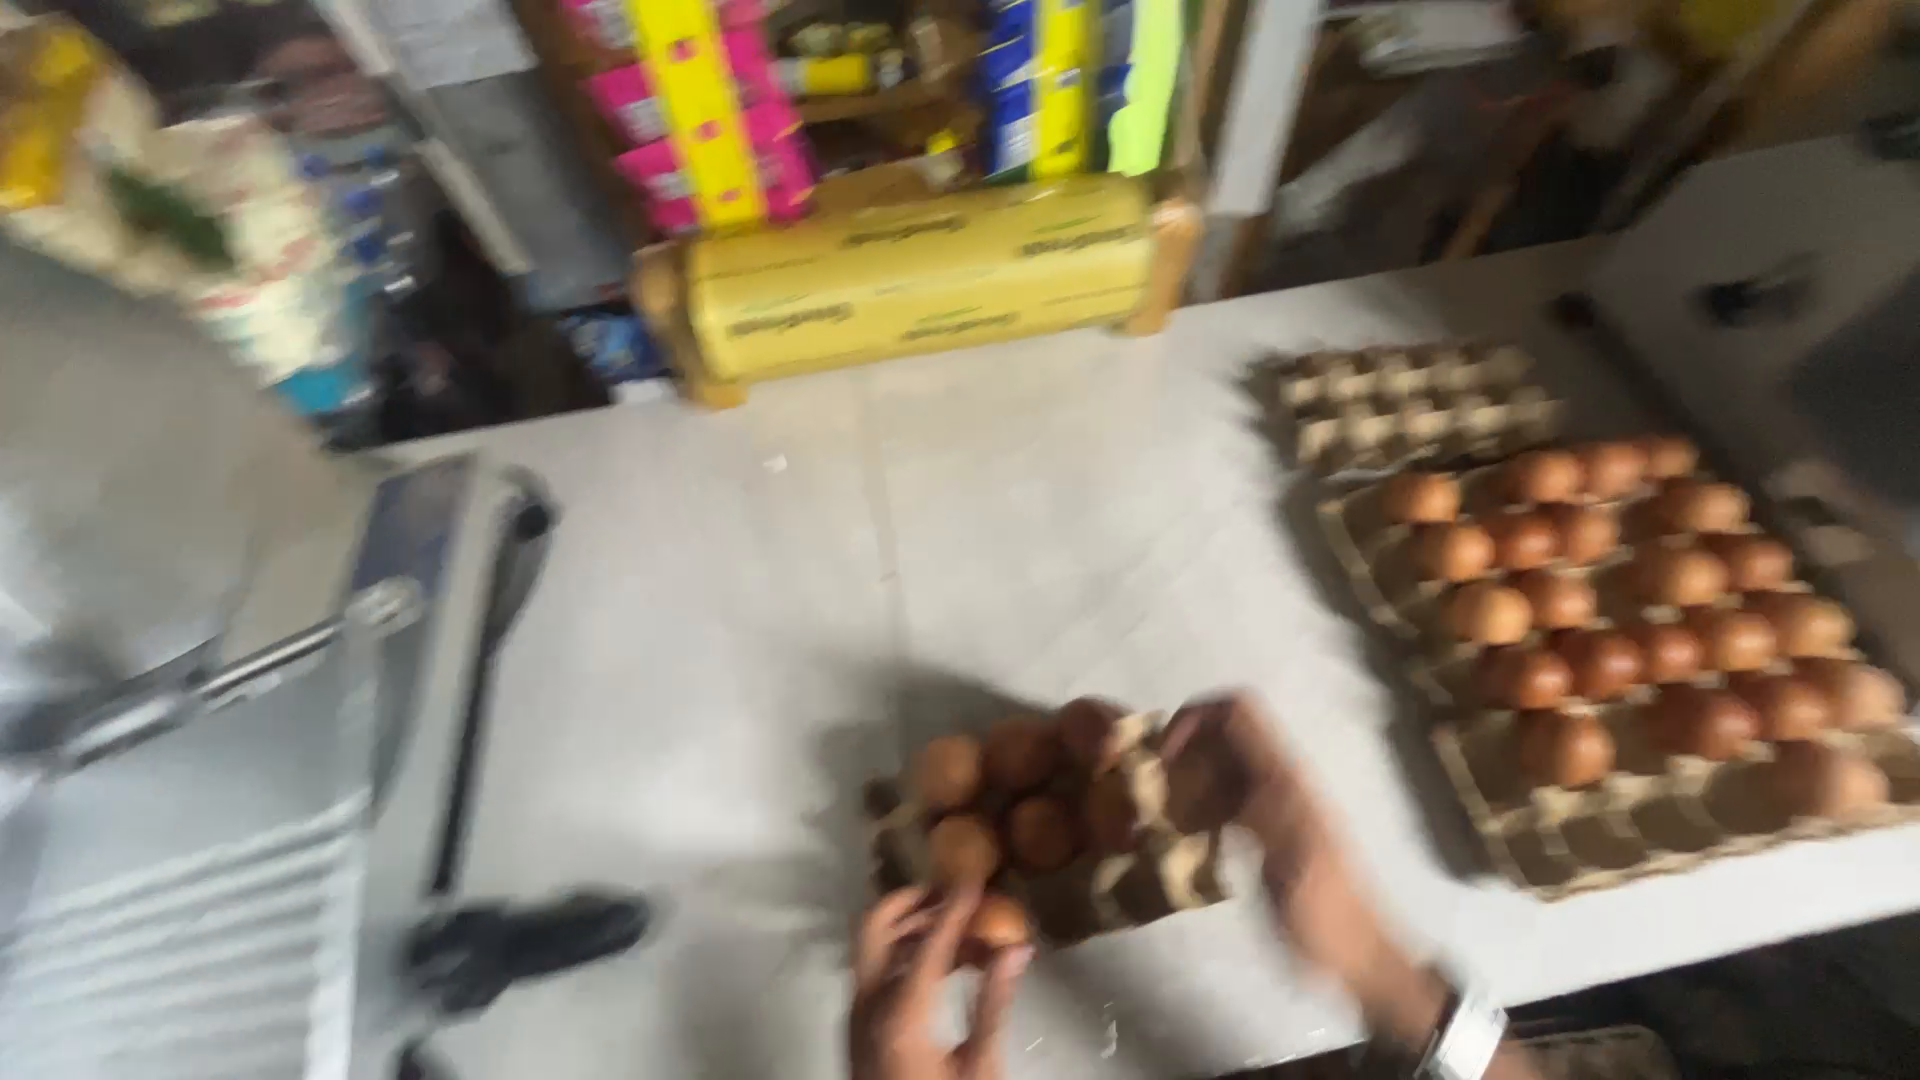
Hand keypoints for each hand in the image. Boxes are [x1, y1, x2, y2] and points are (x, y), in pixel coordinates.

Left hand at [850, 886, 1032, 1079]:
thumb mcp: (980, 1068)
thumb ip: (994, 1002)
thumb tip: (1018, 947)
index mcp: (900, 1014)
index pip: (929, 940)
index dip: (955, 905)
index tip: (975, 877)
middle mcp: (866, 1005)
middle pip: (875, 925)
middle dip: (912, 901)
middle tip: (952, 896)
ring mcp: (854, 1017)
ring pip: (873, 947)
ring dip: (910, 928)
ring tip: (961, 935)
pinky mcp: (855, 1031)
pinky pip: (874, 972)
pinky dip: (902, 954)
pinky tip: (942, 967)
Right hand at [1161, 693, 1420, 1021]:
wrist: (1362, 958)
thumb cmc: (1326, 917)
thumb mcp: (1294, 866)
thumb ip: (1262, 815)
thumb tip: (1225, 777)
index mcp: (1284, 777)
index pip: (1235, 712)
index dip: (1194, 719)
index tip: (1164, 756)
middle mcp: (1275, 778)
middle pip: (1217, 732)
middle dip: (1181, 751)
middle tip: (1156, 792)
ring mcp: (1269, 801)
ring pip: (1215, 763)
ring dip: (1184, 780)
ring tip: (1164, 817)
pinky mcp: (1262, 827)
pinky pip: (1219, 796)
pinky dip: (1194, 806)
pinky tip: (1185, 836)